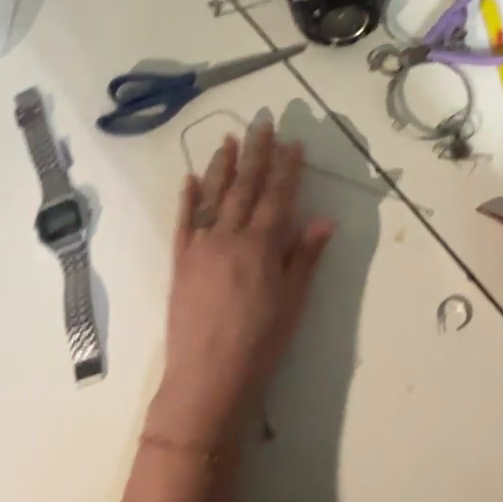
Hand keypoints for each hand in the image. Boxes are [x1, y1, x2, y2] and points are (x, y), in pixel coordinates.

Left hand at [148, 119, 333, 445]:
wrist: (207, 380)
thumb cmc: (260, 344)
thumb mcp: (292, 302)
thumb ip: (304, 257)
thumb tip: (323, 220)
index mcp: (261, 246)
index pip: (278, 196)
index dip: (288, 168)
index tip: (293, 142)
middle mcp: (230, 237)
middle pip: (245, 186)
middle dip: (256, 152)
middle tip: (261, 121)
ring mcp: (200, 247)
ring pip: (213, 196)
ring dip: (222, 165)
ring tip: (229, 138)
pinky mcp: (179, 262)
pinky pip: (183, 222)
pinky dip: (187, 198)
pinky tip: (189, 178)